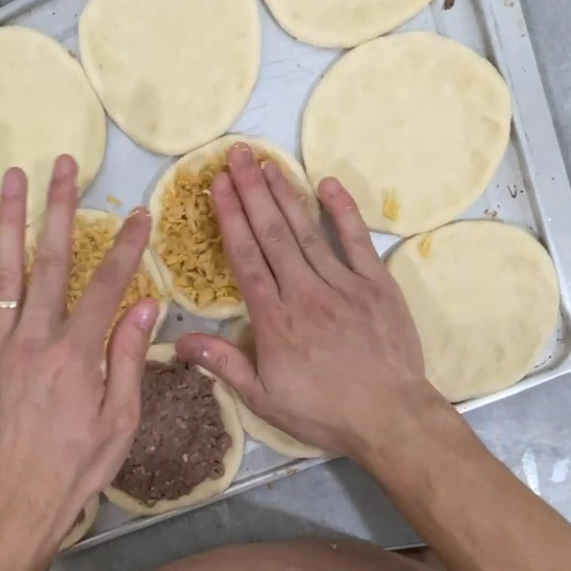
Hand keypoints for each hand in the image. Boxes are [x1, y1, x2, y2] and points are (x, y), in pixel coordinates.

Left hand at [0, 155, 159, 558]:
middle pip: (50, 263)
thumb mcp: (121, 418)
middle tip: (64, 165)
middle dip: (60, 209)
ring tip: (12, 179)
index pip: (107, 286)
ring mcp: (3, 348)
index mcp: (76, 355)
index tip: (141, 216)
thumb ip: (128, 359)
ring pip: (5, 273)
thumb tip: (144, 306)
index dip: (126, 248)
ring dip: (10, 222)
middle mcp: (36, 341)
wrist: (24, 495)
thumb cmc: (80, 463)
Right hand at [174, 143, 454, 464]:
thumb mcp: (263, 399)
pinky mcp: (376, 284)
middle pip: (272, 233)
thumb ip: (224, 364)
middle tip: (237, 155)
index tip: (217, 187)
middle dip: (252, 191)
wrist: (388, 415)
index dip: (230, 219)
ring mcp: (343, 284)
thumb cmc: (322, 412)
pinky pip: (355, 240)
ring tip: (267, 162)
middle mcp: (305, 291)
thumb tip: (182, 342)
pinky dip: (342, 211)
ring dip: (285, 194)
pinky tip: (326, 184)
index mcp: (275, 319)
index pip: (246, 258)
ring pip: (307, 230)